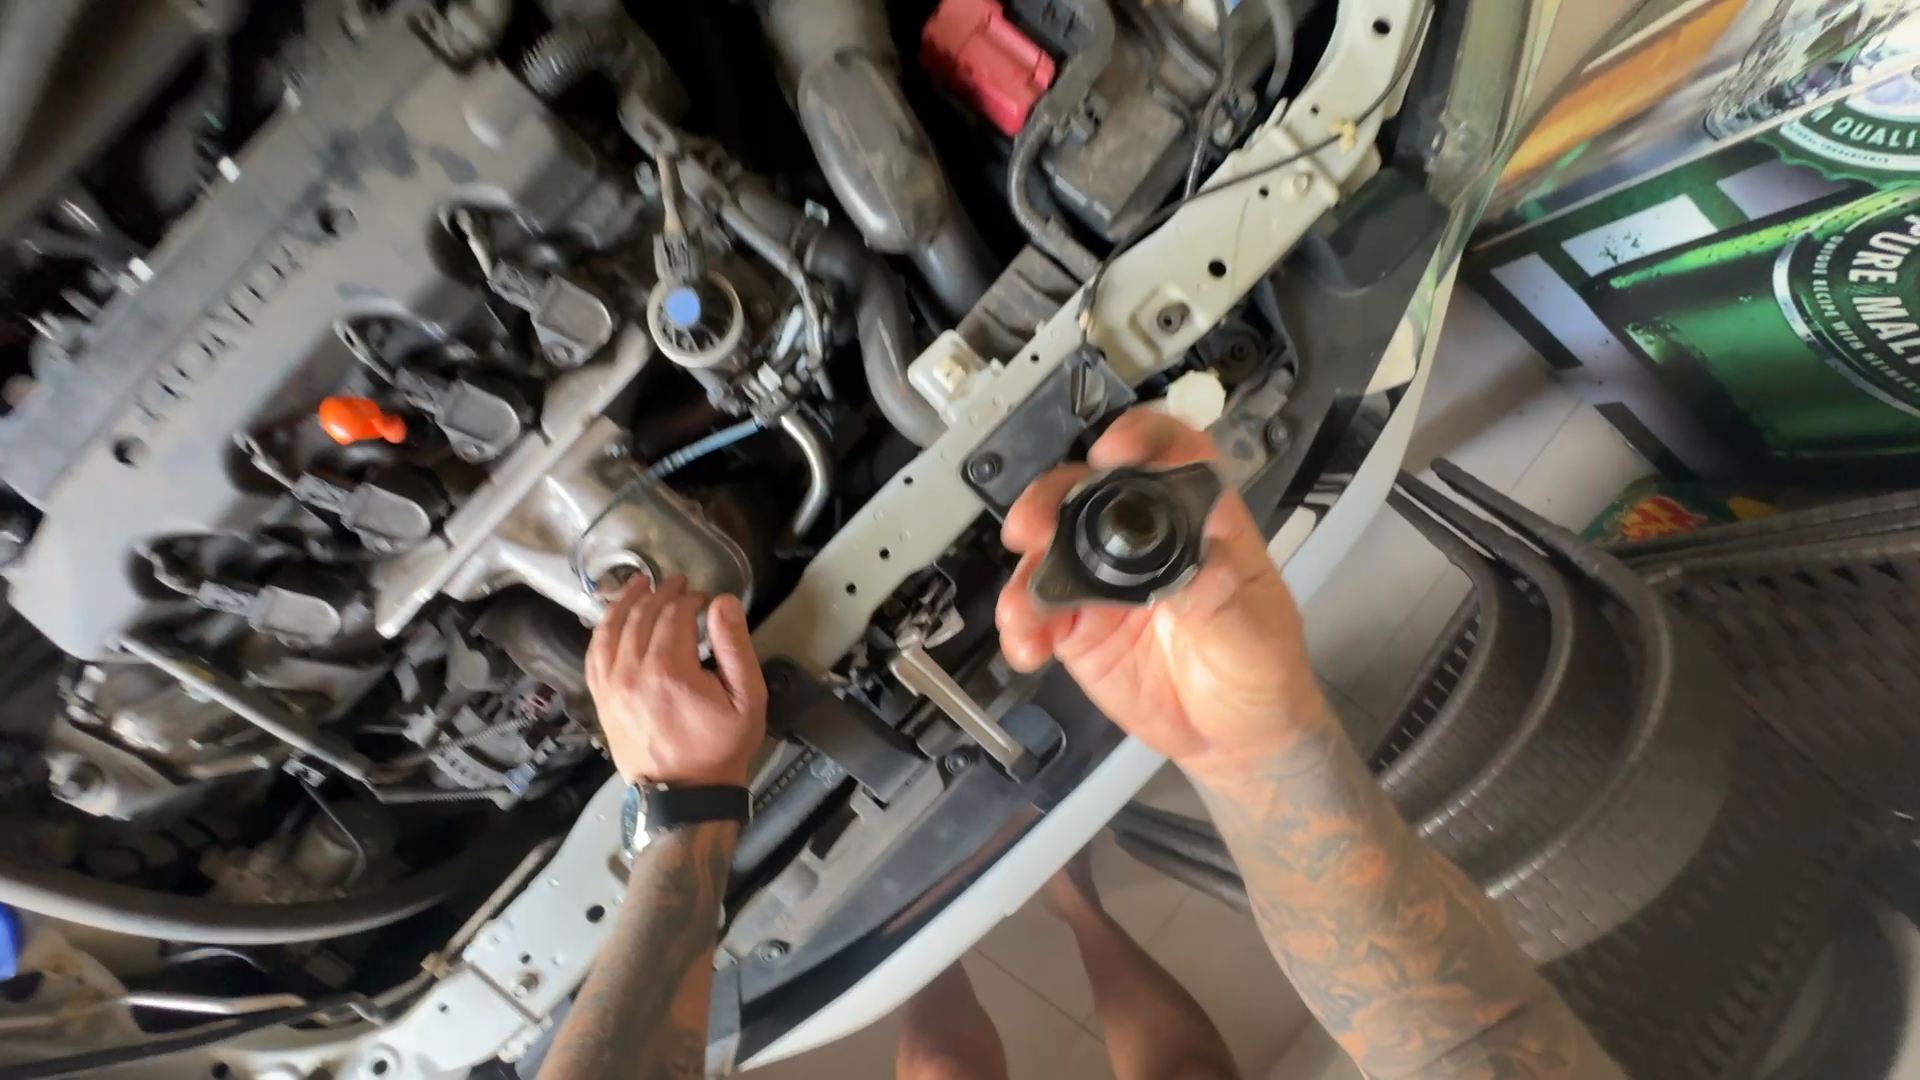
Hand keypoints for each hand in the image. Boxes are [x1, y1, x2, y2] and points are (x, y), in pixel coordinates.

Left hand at [586, 575, 765, 787]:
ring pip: (611, 630)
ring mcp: (610, 687)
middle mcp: (632, 673)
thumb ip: (735, 646)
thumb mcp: (747, 698)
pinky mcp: (602, 699)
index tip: (706, 598)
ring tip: (641, 584)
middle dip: (661, 593)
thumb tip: (722, 602)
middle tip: (679, 583)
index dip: (691, 599)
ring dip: (627, 602)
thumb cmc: (722, 745)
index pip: (674, 615)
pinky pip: (594, 654)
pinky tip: (614, 618)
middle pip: (641, 616)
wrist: (686, 794)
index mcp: (670, 671)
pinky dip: (604, 629)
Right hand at [995, 410, 1324, 784]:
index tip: (1111, 452)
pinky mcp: (1076, 626)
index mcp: (1196, 526)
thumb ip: (1223, 600)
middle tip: (1031, 527)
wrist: (1228, 739)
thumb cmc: (1260, 673)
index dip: (1141, 440)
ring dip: (1025, 572)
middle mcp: (1142, 543)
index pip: (1171, 458)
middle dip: (1050, 500)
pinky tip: (1027, 648)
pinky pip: (1036, 615)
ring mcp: (1102, 583)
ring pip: (1048, 552)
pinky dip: (1022, 626)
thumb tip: (1198, 567)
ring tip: (1023, 612)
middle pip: (1087, 494)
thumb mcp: (1255, 635)